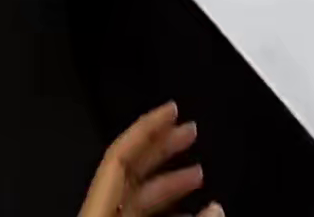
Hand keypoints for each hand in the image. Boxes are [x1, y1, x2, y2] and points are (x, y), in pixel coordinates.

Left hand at [78, 101, 221, 216]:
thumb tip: (216, 207)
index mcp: (96, 205)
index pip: (120, 151)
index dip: (147, 126)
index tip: (171, 107)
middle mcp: (99, 209)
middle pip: (131, 168)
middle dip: (164, 147)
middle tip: (190, 130)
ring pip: (138, 195)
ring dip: (170, 181)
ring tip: (198, 172)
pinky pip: (140, 216)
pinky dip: (166, 210)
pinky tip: (190, 210)